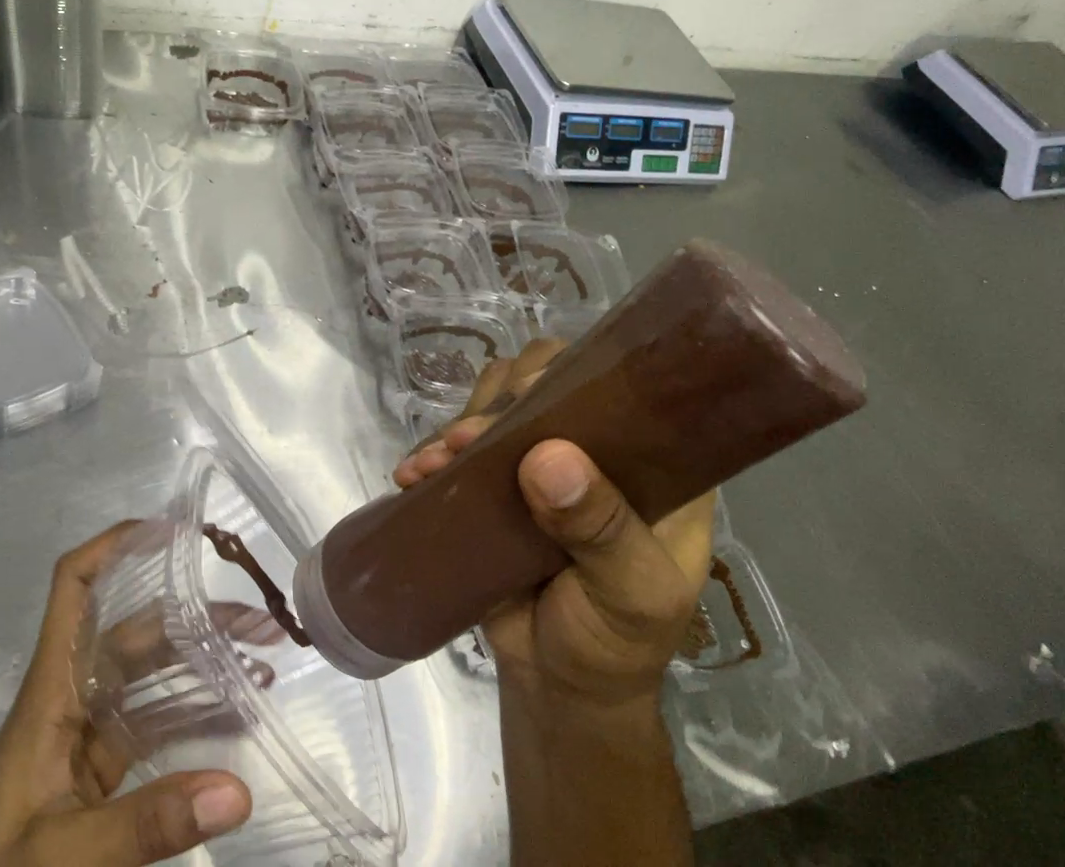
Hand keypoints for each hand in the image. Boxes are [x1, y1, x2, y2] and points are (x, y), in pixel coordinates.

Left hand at [0, 523, 254, 866]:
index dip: (116, 548)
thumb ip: (146, 822)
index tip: (173, 532)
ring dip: (202, 664)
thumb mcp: (65, 851)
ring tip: (263, 661)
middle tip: (260, 620)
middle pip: (134, 634)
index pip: (75, 591)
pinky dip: (194, 718)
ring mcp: (83, 737)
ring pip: (149, 679)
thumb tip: (238, 790)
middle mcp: (70, 699)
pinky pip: (153, 729)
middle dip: (193, 616)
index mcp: (50, 691)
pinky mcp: (96, 775)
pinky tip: (237, 721)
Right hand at [394, 341, 715, 707]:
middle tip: (469, 439)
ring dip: (461, 424)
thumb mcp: (631, 593)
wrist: (556, 688)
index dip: (574, 376)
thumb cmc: (616, 643)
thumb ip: (601, 530)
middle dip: (500, 401)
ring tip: (435, 462)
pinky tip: (411, 476)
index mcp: (653, 465)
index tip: (524, 395)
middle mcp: (596, 452)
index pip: (621, 389)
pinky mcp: (493, 490)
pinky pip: (461, 452)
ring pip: (498, 408)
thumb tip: (548, 456)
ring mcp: (540, 468)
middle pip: (548, 382)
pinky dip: (433, 455)